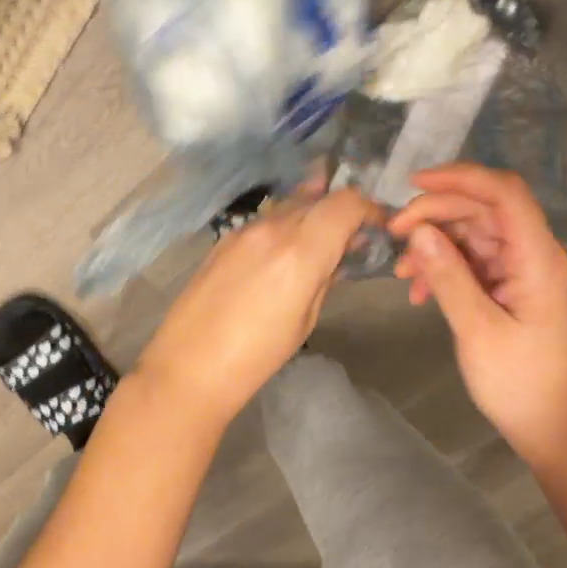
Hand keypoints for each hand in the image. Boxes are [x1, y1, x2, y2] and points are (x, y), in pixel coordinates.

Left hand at [136, 185, 374, 425]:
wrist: (190, 368)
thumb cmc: (256, 357)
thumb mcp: (305, 321)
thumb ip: (324, 278)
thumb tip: (337, 254)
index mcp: (300, 251)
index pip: (345, 202)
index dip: (367, 209)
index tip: (376, 227)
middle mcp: (272, 229)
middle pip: (317, 199)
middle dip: (339, 213)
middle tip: (349, 240)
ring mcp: (243, 232)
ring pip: (288, 208)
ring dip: (308, 219)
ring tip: (315, 250)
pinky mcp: (222, 241)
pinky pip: (263, 223)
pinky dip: (282, 230)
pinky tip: (280, 259)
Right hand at [389, 164, 566, 466]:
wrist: (549, 423)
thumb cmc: (518, 382)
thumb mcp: (478, 331)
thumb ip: (449, 277)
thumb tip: (418, 231)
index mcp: (538, 259)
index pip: (504, 194)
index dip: (460, 179)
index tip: (413, 185)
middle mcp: (534, 255)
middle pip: (484, 210)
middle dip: (436, 214)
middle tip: (392, 234)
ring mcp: (522, 272)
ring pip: (474, 236)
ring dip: (435, 245)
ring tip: (402, 272)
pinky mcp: (510, 289)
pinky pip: (474, 263)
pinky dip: (445, 269)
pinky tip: (419, 292)